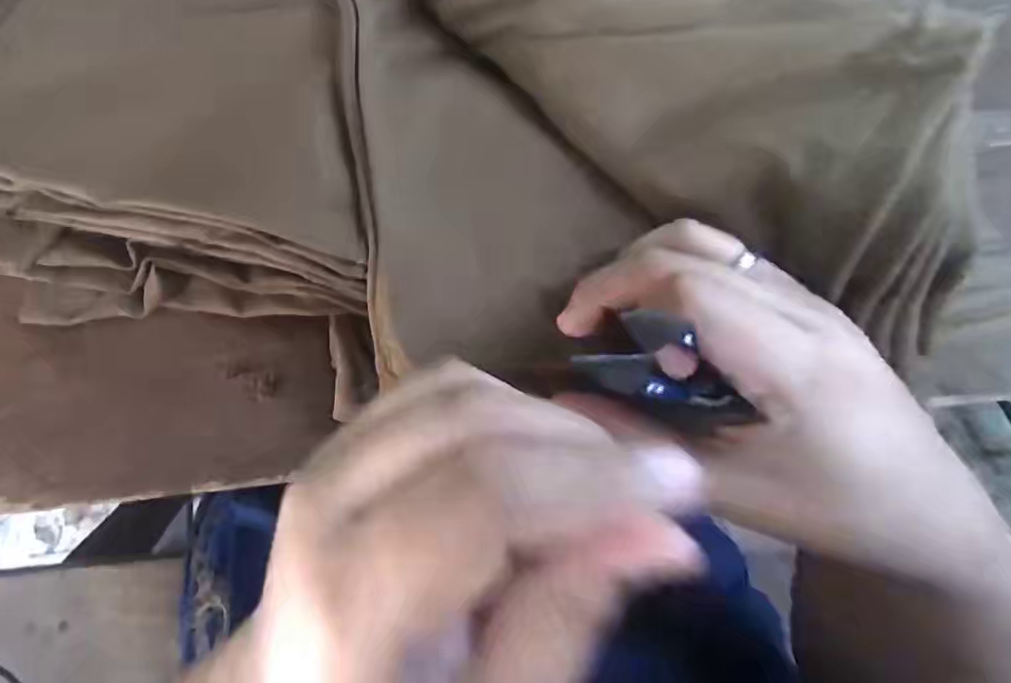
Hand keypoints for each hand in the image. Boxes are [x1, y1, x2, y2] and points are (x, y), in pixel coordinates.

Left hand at [190, 362, 705, 682]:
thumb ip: (561, 622)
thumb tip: (664, 533)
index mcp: (347, 590)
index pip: (484, 493)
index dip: (593, 479)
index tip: (686, 483)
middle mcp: (324, 496)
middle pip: (467, 422)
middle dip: (577, 440)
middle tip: (658, 481)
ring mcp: (324, 453)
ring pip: (450, 387)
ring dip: (539, 414)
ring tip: (603, 470)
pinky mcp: (341, 437)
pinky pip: (428, 389)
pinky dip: (498, 403)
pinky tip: (538, 448)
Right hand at [554, 219, 1010, 593]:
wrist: (934, 514)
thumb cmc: (833, 509)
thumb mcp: (731, 490)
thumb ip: (643, 441)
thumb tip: (564, 402)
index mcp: (792, 359)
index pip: (685, 282)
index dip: (614, 289)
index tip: (574, 327)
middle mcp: (803, 310)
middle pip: (688, 245)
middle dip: (620, 272)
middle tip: (591, 320)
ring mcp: (810, 298)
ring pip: (708, 239)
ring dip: (648, 263)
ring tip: (626, 313)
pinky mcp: (808, 300)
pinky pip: (727, 258)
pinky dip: (678, 270)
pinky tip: (674, 320)